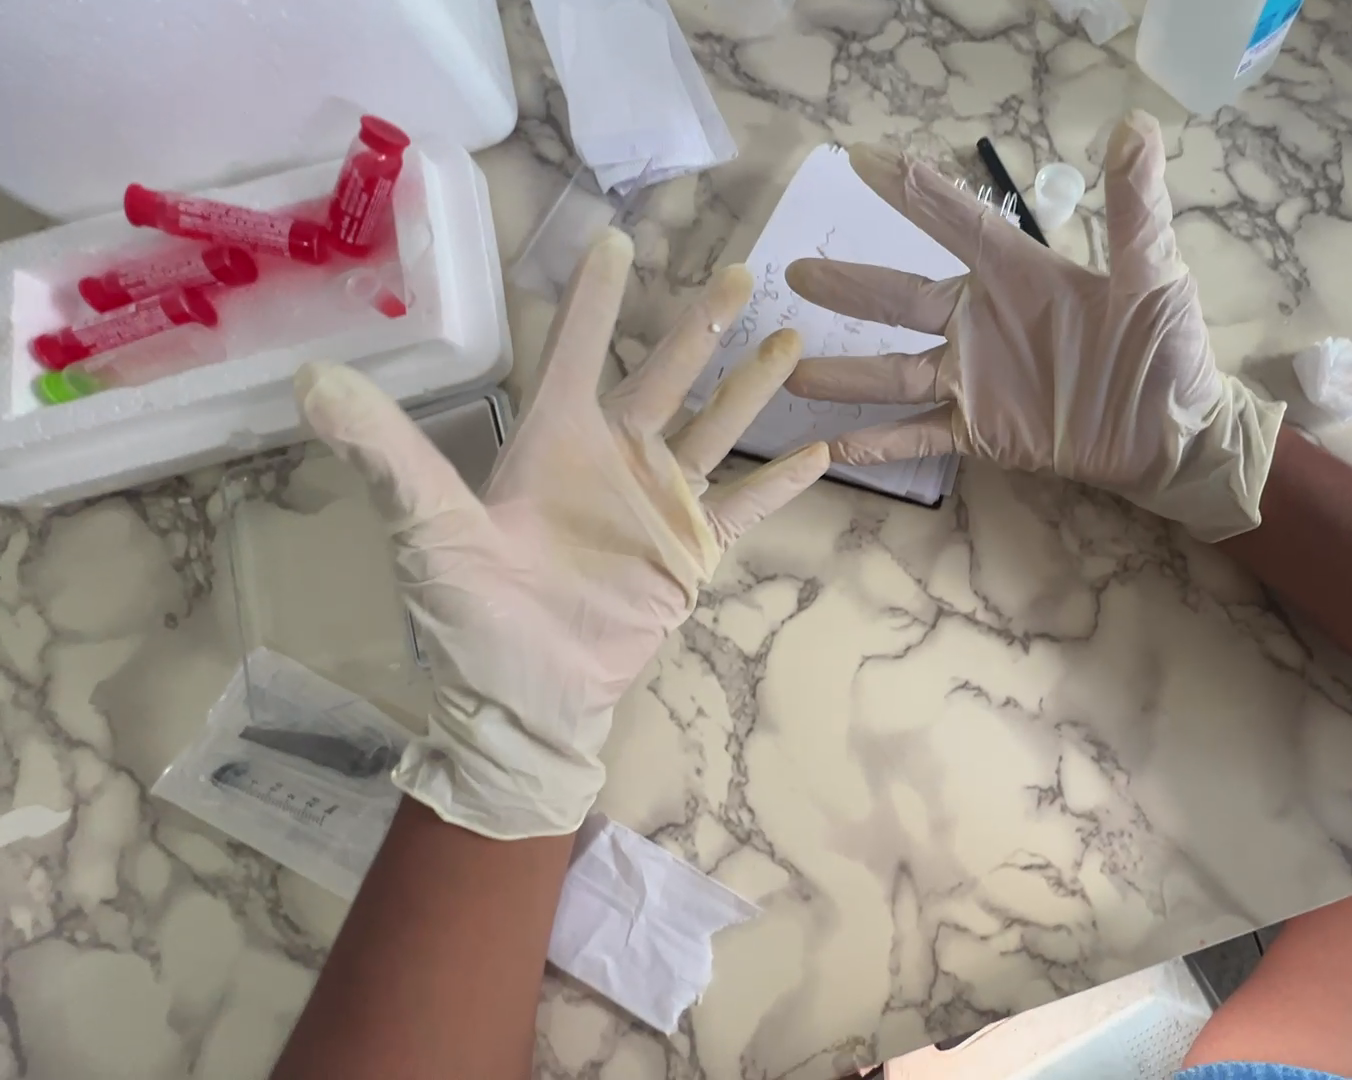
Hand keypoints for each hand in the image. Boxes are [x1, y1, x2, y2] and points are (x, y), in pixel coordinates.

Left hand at [294, 230, 828, 839]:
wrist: (531, 697)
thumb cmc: (475, 620)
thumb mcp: (431, 538)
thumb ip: (392, 460)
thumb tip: (311, 380)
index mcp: (552, 445)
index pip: (575, 354)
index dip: (595, 300)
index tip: (617, 240)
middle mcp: (614, 461)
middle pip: (665, 379)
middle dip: (702, 327)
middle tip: (744, 273)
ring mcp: (661, 503)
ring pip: (716, 431)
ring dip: (753, 389)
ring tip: (793, 344)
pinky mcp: (693, 549)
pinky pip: (743, 508)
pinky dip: (778, 485)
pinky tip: (818, 454)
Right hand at [782, 110, 1284, 541]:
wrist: (1173, 438)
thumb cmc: (1166, 354)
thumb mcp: (1155, 278)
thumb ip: (1135, 212)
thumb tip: (1135, 126)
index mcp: (1020, 277)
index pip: (956, 223)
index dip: (910, 191)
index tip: (858, 158)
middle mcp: (984, 325)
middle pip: (903, 299)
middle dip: (851, 285)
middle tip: (795, 273)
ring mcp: (977, 382)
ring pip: (896, 372)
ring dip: (846, 373)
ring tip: (791, 369)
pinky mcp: (982, 432)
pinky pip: (921, 436)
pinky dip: (880, 444)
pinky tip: (834, 449)